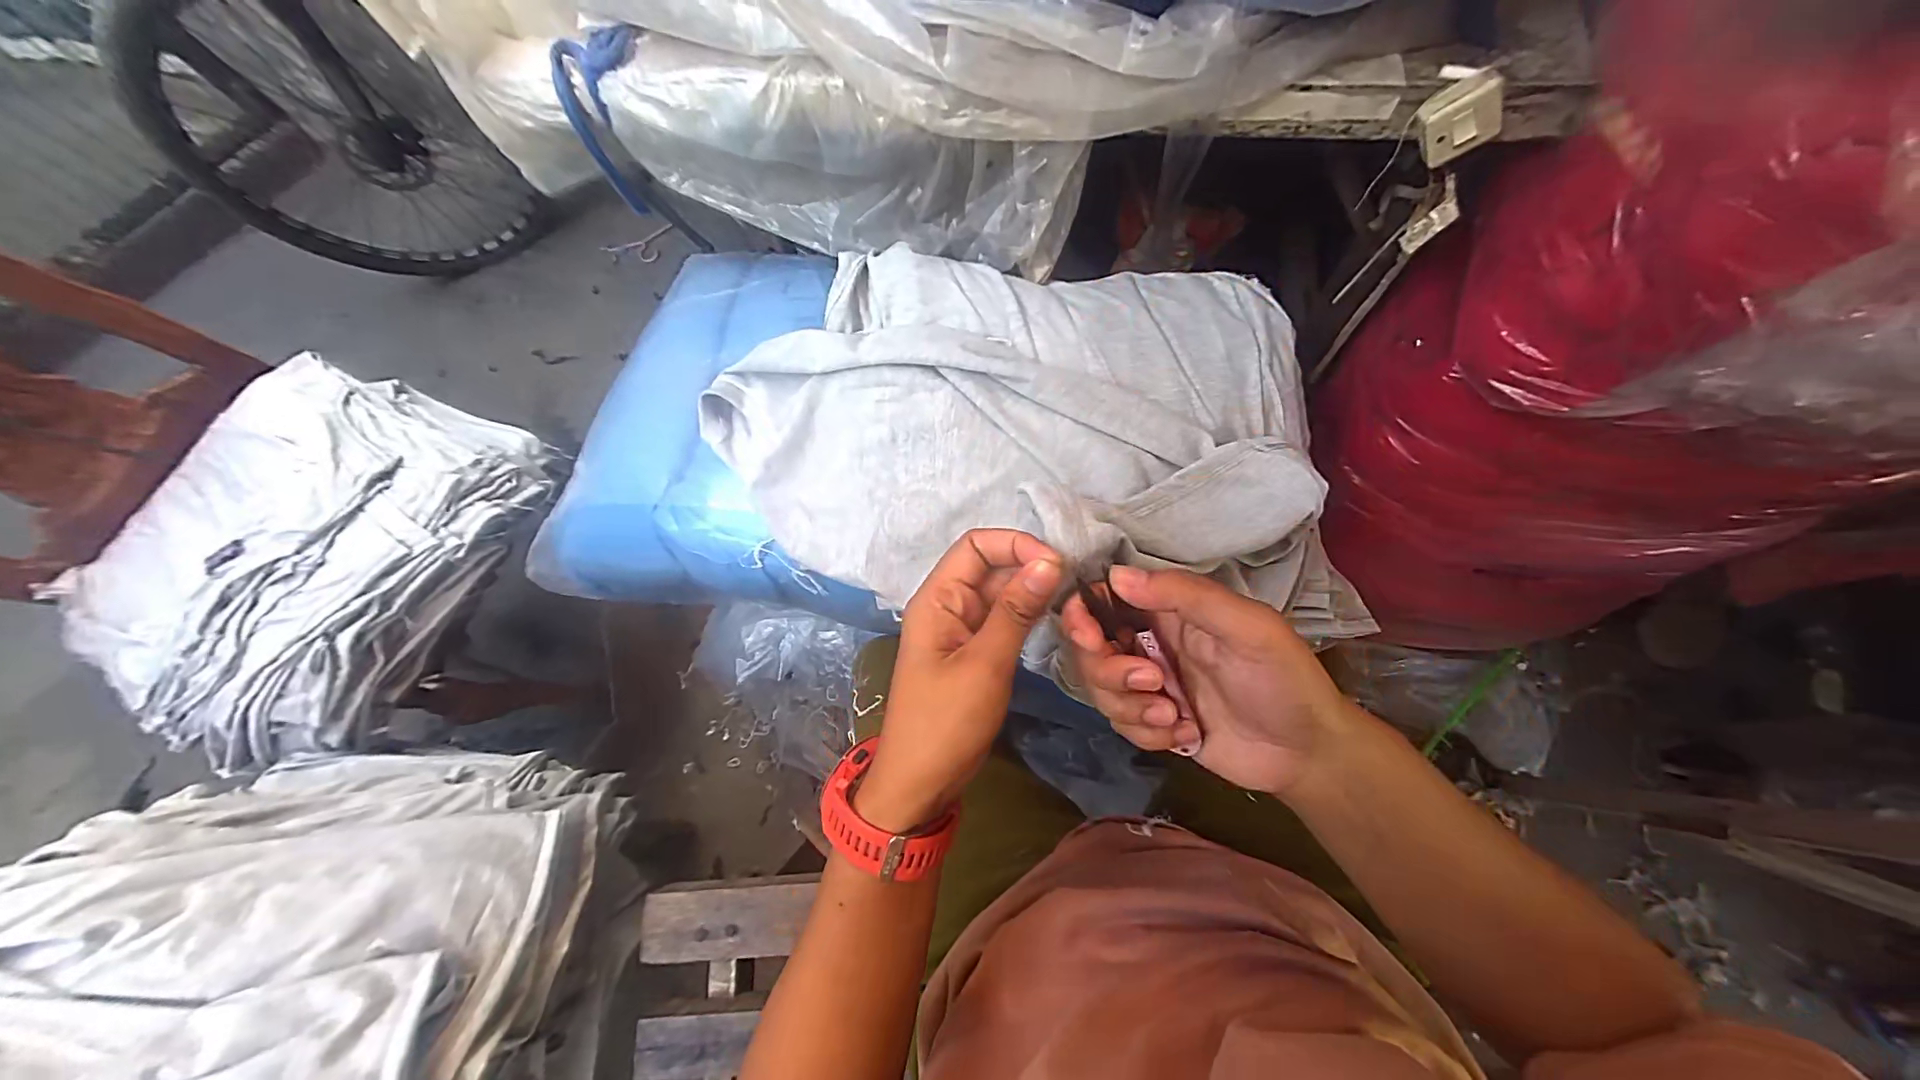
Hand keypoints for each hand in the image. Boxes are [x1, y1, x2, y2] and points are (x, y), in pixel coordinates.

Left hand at [856, 529, 1062, 831]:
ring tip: (1072, 597)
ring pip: (1000, 592)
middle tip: (1076, 582)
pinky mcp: (975, 651)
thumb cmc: (945, 723)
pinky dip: (1027, 613)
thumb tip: (1049, 561)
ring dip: (1032, 589)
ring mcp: (961, 629)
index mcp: (937, 599)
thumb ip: (1016, 611)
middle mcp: (947, 605)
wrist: (921, 782)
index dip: (1016, 544)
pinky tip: (1055, 617)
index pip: (976, 545)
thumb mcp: (985, 664)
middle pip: (990, 565)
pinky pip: (1003, 618)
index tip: (1057, 563)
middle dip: (1029, 565)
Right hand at [1061, 565, 1349, 796]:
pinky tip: (1188, 734)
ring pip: (1102, 692)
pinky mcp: (1153, 724)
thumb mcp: (1245, 627)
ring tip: (1177, 716)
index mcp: (1169, 611)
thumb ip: (1184, 595)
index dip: (1084, 614)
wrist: (1308, 753)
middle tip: (1152, 682)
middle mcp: (1151, 644)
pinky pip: (1123, 726)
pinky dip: (1150, 734)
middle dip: (1111, 671)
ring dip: (1134, 708)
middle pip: (1092, 651)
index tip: (1087, 635)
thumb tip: (1116, 575)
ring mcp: (1150, 686)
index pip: (1106, 600)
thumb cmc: (1283, 678)